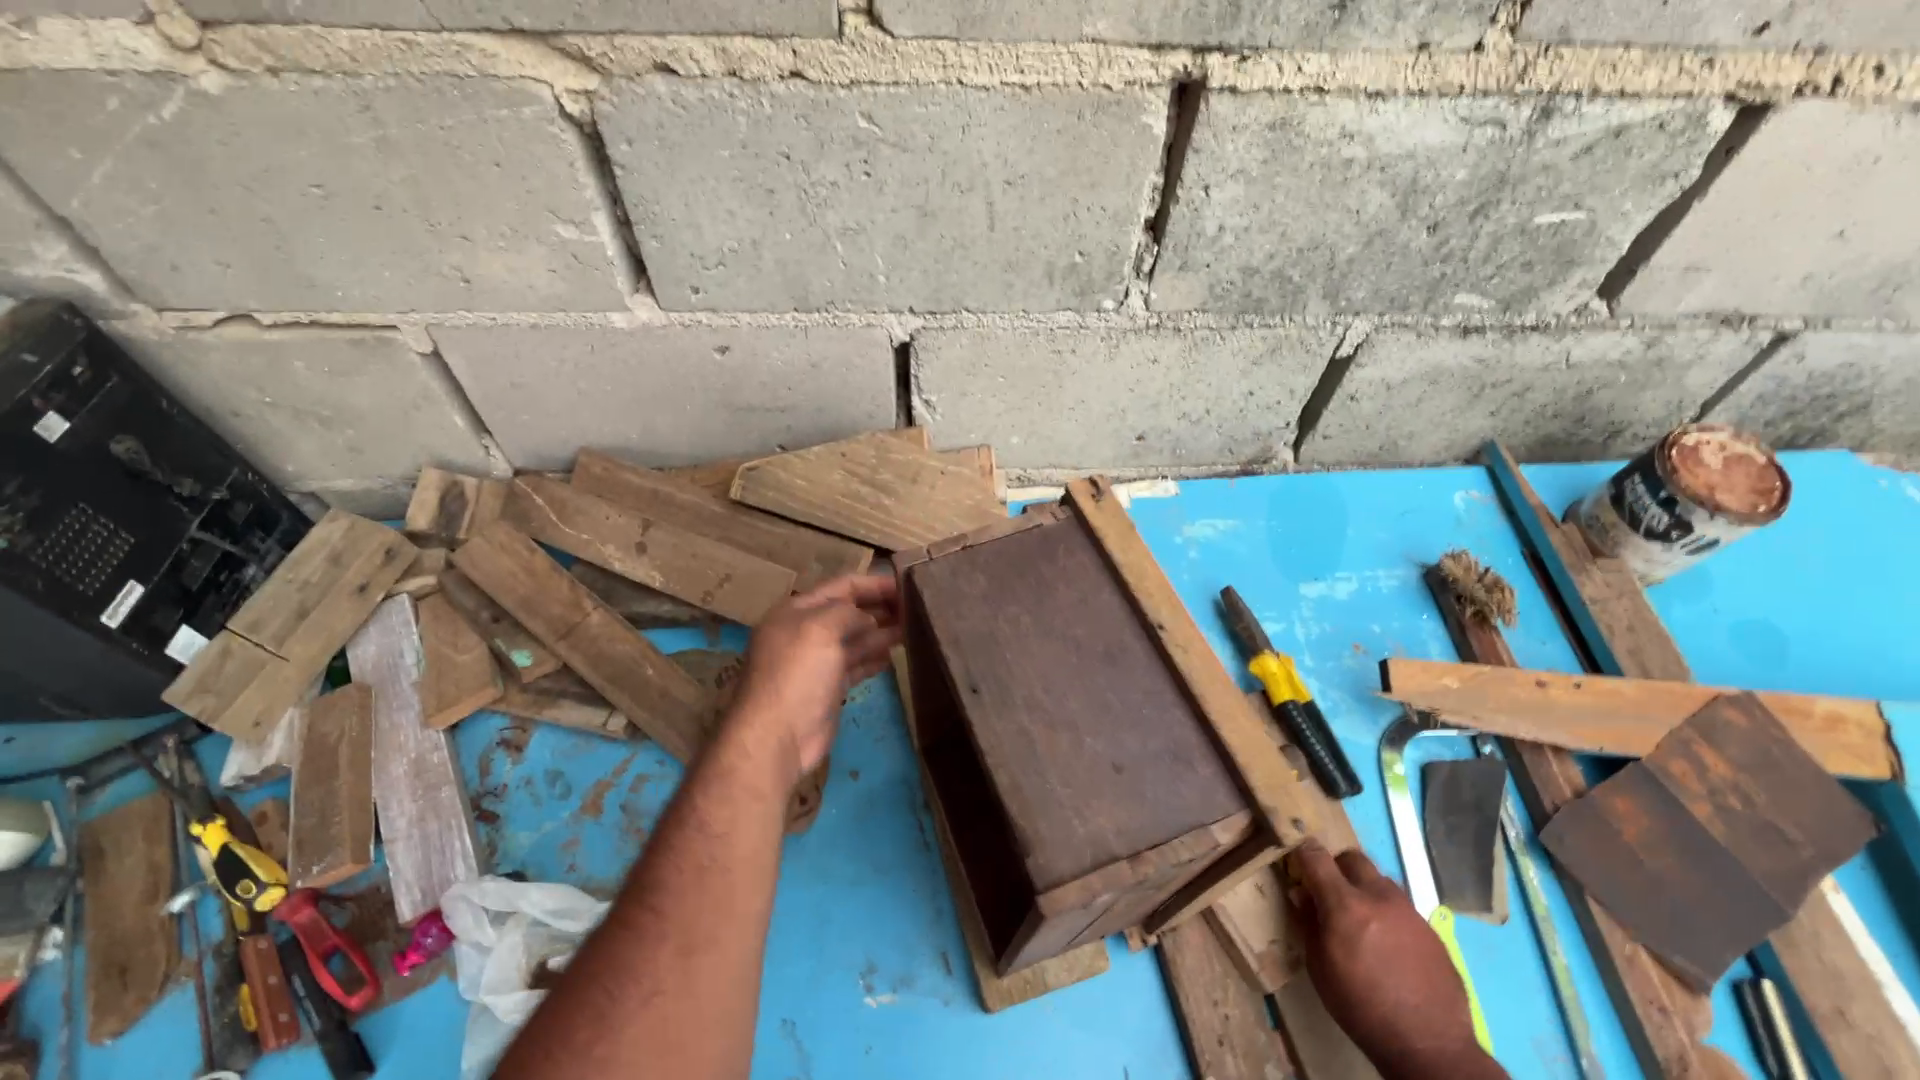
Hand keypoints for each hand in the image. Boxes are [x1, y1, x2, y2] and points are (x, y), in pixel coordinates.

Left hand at [730, 574, 901, 780]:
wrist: (778, 735)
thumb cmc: (797, 673)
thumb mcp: (820, 628)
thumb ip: (848, 613)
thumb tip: (870, 619)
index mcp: (797, 610)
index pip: (841, 586)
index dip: (873, 583)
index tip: (906, 584)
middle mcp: (806, 632)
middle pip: (849, 611)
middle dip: (880, 607)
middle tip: (916, 607)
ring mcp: (818, 662)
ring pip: (856, 639)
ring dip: (882, 632)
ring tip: (914, 628)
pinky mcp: (829, 688)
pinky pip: (856, 666)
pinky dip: (874, 659)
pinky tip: (893, 656)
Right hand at [1288, 841, 1504, 1079]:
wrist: (1428, 1041)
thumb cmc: (1360, 1007)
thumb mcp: (1320, 968)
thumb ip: (1308, 924)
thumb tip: (1302, 894)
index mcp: (1344, 905)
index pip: (1317, 857)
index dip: (1303, 852)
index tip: (1296, 858)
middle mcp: (1378, 896)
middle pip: (1353, 858)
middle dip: (1336, 866)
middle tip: (1328, 890)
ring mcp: (1408, 909)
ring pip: (1379, 879)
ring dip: (1364, 887)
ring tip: (1360, 918)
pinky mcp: (1429, 927)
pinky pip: (1400, 904)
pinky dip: (1386, 911)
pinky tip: (1386, 942)